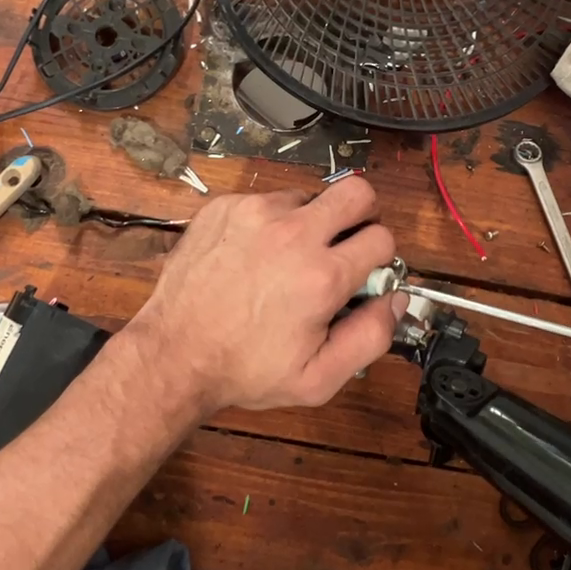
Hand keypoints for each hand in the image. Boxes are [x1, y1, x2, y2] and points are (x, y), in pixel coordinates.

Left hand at [123, 178, 404, 415]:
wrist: (175, 353)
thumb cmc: (245, 369)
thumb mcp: (318, 378)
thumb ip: (371, 337)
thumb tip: (395, 299)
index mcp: (322, 276)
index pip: (382, 238)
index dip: (380, 257)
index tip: (364, 271)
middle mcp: (293, 234)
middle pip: (358, 192)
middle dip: (363, 214)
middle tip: (347, 241)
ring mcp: (256, 214)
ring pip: (310, 196)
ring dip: (311, 221)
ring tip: (288, 257)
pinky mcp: (227, 207)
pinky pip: (267, 200)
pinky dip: (270, 222)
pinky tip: (254, 255)